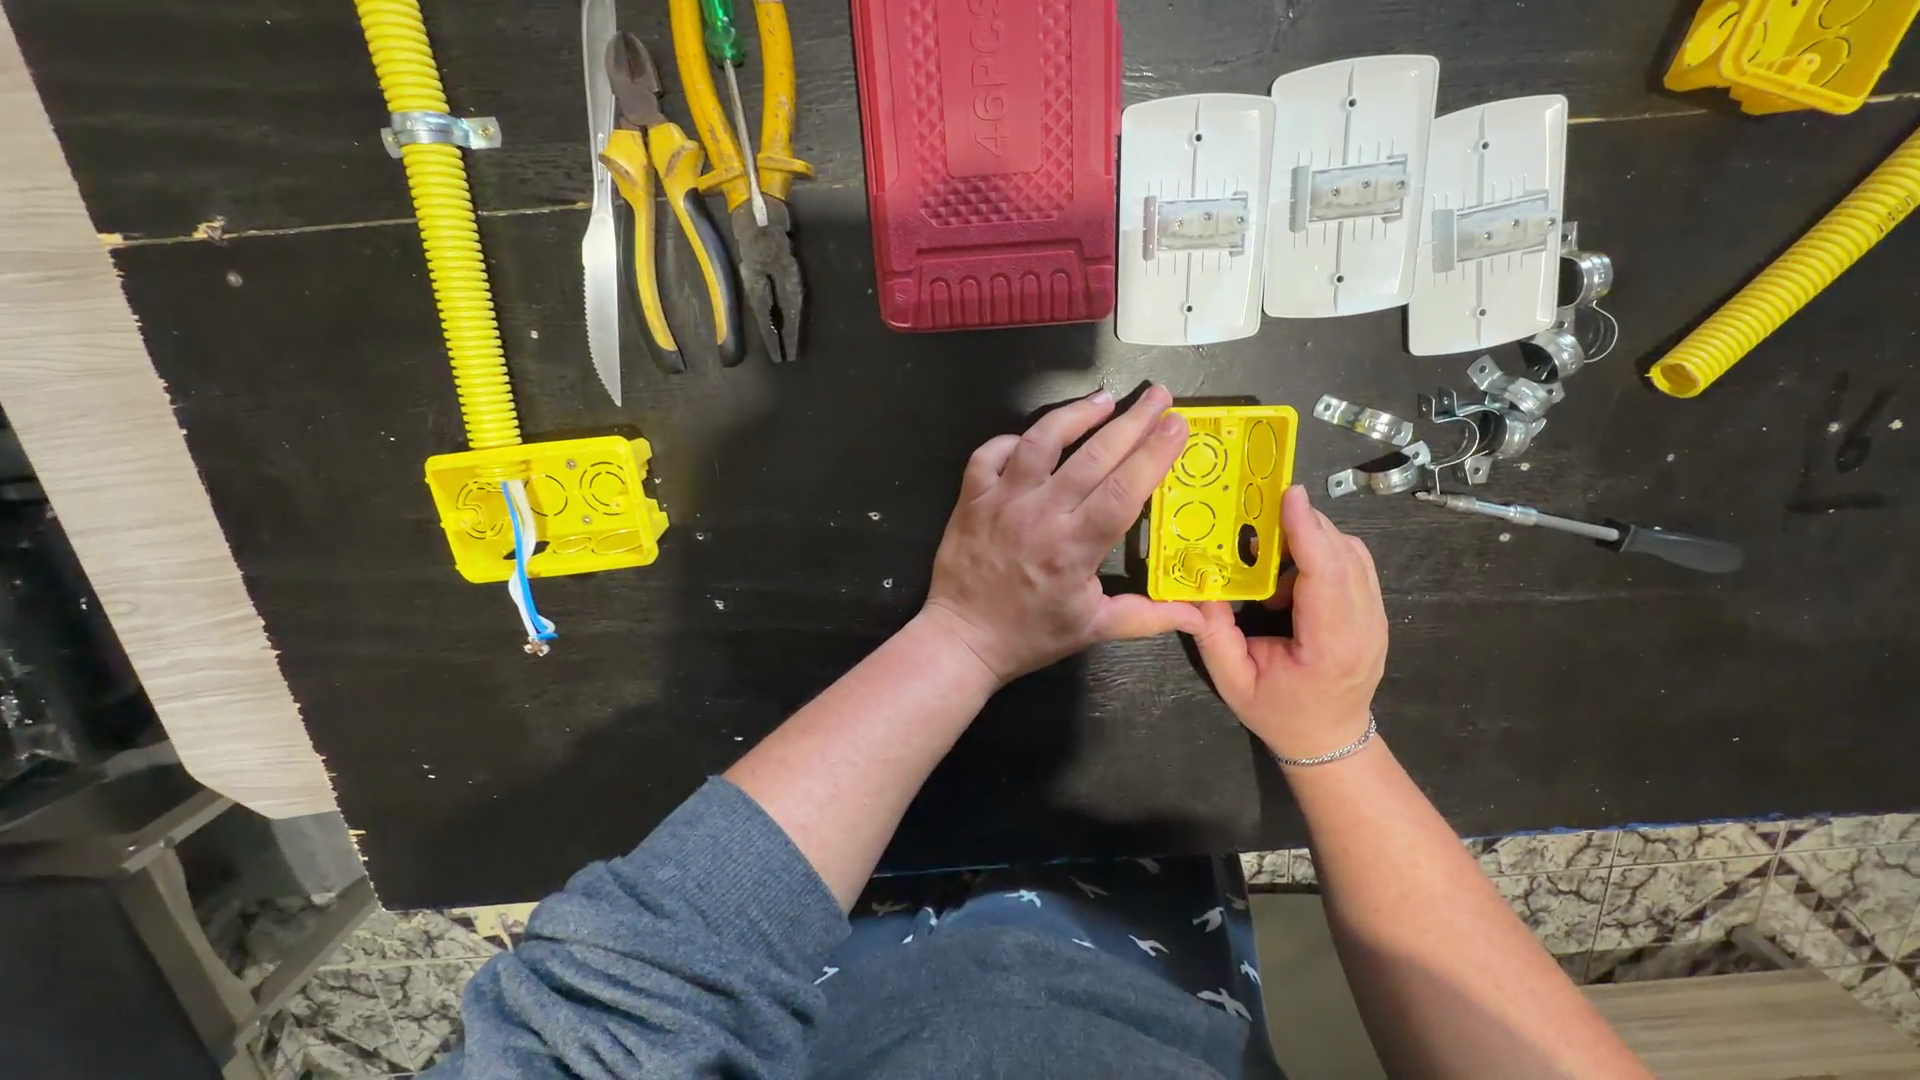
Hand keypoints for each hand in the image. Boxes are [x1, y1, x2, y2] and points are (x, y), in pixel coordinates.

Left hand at [920, 385, 1204, 684]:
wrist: (962, 639)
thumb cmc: (1031, 635)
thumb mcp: (1094, 629)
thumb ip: (1149, 617)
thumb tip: (1201, 616)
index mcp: (1075, 548)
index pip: (1123, 490)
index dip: (1153, 454)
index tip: (1177, 424)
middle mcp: (1040, 515)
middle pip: (1093, 456)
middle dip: (1132, 421)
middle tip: (1158, 394)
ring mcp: (1001, 501)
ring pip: (1041, 442)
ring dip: (1075, 415)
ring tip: (1105, 399)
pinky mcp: (971, 498)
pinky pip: (990, 453)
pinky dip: (1014, 438)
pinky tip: (1037, 435)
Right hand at [1193, 485, 1387, 759]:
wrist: (1329, 739)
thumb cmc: (1277, 712)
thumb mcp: (1232, 681)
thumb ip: (1213, 633)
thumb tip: (1198, 584)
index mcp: (1331, 645)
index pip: (1326, 575)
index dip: (1308, 531)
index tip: (1289, 496)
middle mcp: (1365, 626)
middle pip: (1344, 555)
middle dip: (1306, 524)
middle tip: (1264, 512)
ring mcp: (1378, 619)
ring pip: (1355, 554)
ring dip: (1315, 539)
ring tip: (1274, 552)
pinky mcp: (1376, 612)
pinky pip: (1357, 565)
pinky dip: (1325, 553)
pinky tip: (1294, 573)